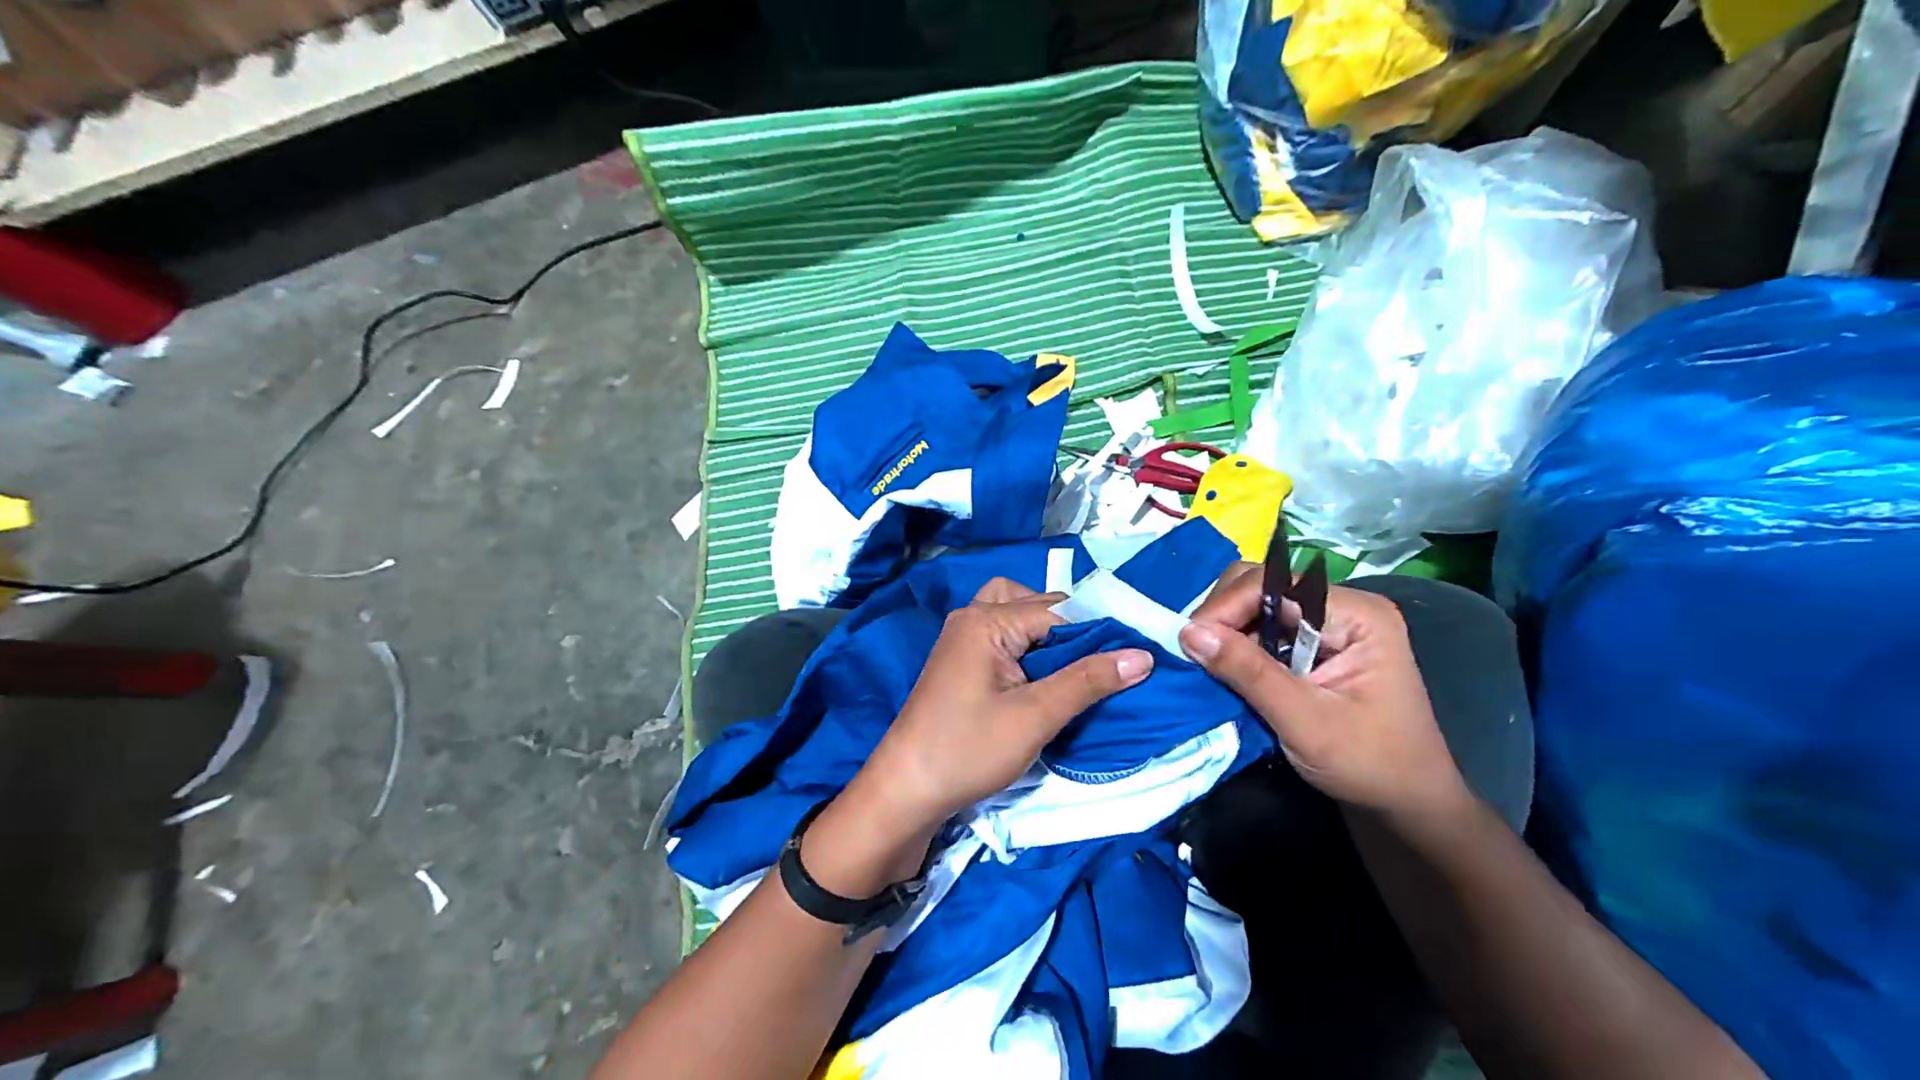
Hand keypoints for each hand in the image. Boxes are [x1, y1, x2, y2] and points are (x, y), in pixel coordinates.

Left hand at [805, 577, 1151, 896]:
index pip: (1058, 609)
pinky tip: (1043, 675)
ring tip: (1069, 667)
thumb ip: (1087, 681)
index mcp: (987, 621)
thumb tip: (1143, 655)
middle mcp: (972, 617)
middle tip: (1100, 663)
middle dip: (1071, 627)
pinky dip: (1026, 644)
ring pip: (1015, 614)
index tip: (1132, 654)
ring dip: (1045, 631)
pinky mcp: (960, 660)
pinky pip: (1002, 635)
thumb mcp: (1034, 717)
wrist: (906, 788)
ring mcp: (961, 637)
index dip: (1096, 630)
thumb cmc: (968, 750)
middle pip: (1035, 603)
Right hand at [1176, 563, 1470, 821]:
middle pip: (1262, 585)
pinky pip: (1261, 628)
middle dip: (1222, 615)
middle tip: (1195, 653)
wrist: (1406, 805)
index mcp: (1357, 614)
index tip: (1189, 643)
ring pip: (1255, 605)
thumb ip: (1248, 673)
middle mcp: (1341, 607)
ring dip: (1226, 631)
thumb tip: (1187, 632)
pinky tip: (1223, 669)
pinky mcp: (1312, 644)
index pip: (1274, 585)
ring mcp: (1327, 624)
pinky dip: (1236, 645)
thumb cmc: (1369, 765)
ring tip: (1205, 664)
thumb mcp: (1305, 722)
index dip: (1226, 607)